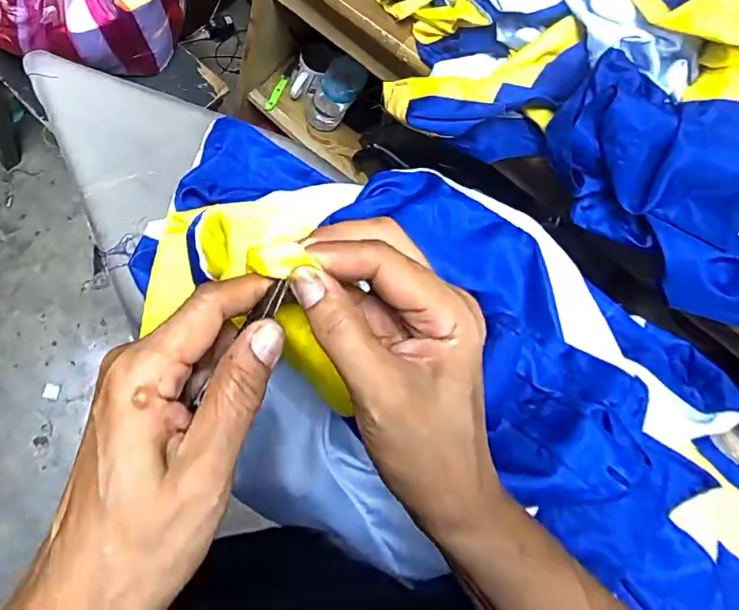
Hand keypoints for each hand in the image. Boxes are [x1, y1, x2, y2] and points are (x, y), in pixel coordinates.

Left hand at [8, 275, 284, 609]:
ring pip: (199, 344)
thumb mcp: (203, 470)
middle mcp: (129, 364)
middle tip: (290, 345)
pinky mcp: (135, 399)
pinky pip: (187, 368)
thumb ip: (239, 392)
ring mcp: (129, 381)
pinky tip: (224, 413)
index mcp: (140, 372)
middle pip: (204, 320)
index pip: (208, 303)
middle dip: (249, 328)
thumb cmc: (138, 547)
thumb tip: (271, 329)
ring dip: (233, 358)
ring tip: (255, 392)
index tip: (298, 285)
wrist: (82, 600)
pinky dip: (215, 379)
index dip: (257, 287)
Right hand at [296, 219, 623, 609]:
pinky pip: (369, 291)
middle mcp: (442, 296)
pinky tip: (309, 288)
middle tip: (286, 255)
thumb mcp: (379, 392)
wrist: (451, 496)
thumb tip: (302, 277)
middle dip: (336, 243)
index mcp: (449, 308)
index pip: (387, 259)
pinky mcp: (407, 324)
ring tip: (290, 266)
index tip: (286, 258)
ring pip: (376, 262)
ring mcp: (426, 308)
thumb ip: (340, 330)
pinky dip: (338, 286)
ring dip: (334, 260)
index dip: (335, 252)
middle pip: (387, 244)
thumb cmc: (425, 452)